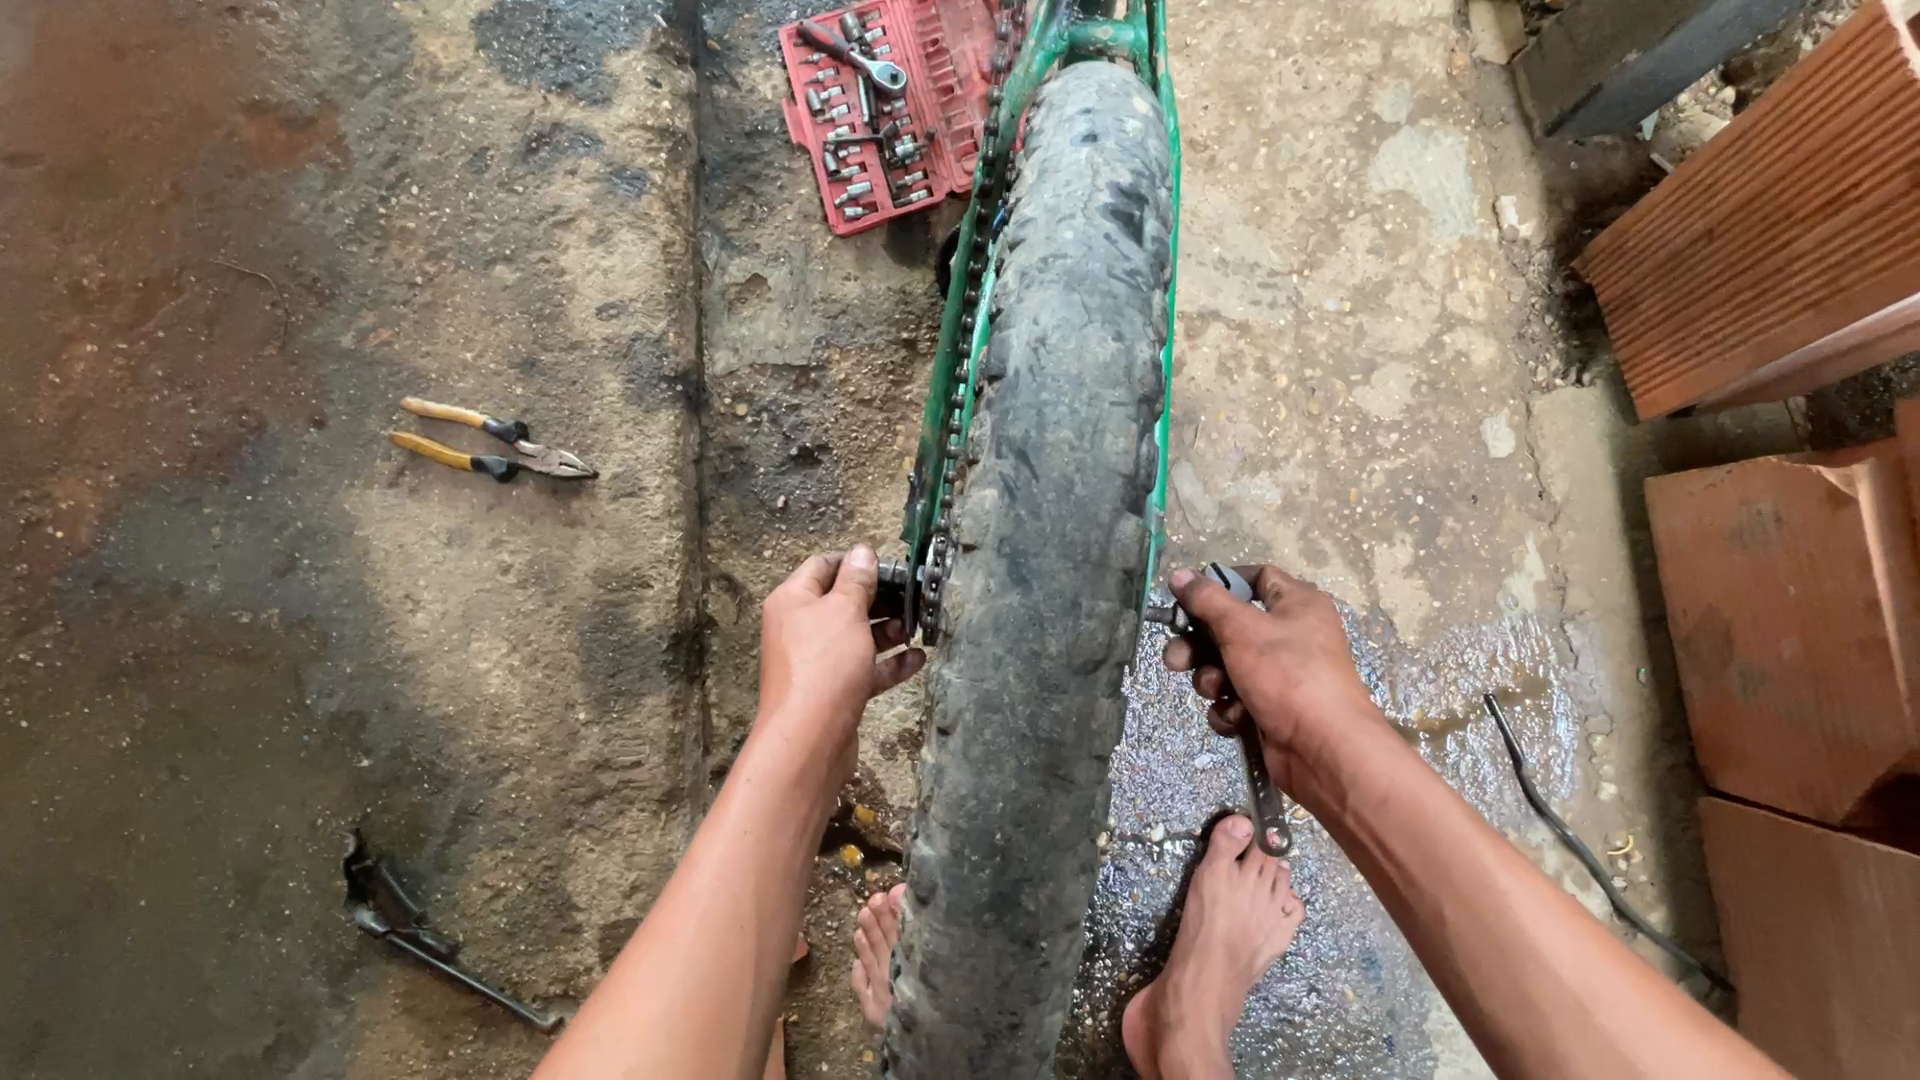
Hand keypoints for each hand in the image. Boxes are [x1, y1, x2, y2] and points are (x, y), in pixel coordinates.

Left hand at [758, 545, 925, 754]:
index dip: (855, 562)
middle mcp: (801, 627)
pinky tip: (917, 659)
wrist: (811, 738)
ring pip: (856, 636)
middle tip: (912, 596)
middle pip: (842, 602)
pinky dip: (889, 664)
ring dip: (887, 630)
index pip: (823, 566)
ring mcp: (817, 661)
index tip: (889, 566)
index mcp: (793, 600)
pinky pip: (865, 669)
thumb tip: (863, 551)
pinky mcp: (835, 690)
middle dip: (879, 598)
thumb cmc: (824, 663)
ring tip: (915, 626)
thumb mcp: (845, 610)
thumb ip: (857, 580)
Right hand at [1161, 565, 1374, 755]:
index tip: (1189, 596)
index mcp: (1296, 604)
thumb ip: (1206, 600)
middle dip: (1199, 645)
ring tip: (1217, 692)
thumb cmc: (1287, 675)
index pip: (1256, 577)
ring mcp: (1281, 674)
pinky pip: (1236, 698)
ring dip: (1212, 680)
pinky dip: (1229, 708)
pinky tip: (1236, 718)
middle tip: (1176, 659)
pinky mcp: (1271, 707)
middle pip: (1229, 626)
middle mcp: (1290, 634)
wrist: (1324, 749)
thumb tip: (1179, 574)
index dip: (1222, 584)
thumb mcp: (1241, 628)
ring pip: (1226, 665)